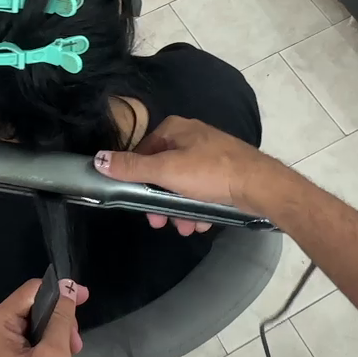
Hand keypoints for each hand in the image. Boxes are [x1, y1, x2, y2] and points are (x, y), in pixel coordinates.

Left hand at [0, 278, 88, 356]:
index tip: (84, 298)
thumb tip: (67, 286)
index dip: (60, 292)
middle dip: (55, 322)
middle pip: (26, 310)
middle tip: (76, 345)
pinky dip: (35, 351)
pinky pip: (14, 346)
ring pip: (22, 329)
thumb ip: (61, 318)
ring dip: (48, 338)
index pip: (30, 292)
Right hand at [94, 115, 283, 233]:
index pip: (143, 151)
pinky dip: (198, 207)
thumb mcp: (165, 171)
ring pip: (183, 184)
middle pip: (163, 170)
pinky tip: (202, 223)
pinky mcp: (225, 171)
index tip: (138, 203)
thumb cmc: (209, 173)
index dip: (137, 178)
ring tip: (185, 228)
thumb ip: (131, 167)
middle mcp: (191, 136)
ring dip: (179, 209)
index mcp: (174, 128)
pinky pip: (202, 190)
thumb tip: (97, 160)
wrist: (260, 186)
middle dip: (160, 200)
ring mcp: (210, 153)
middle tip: (161, 222)